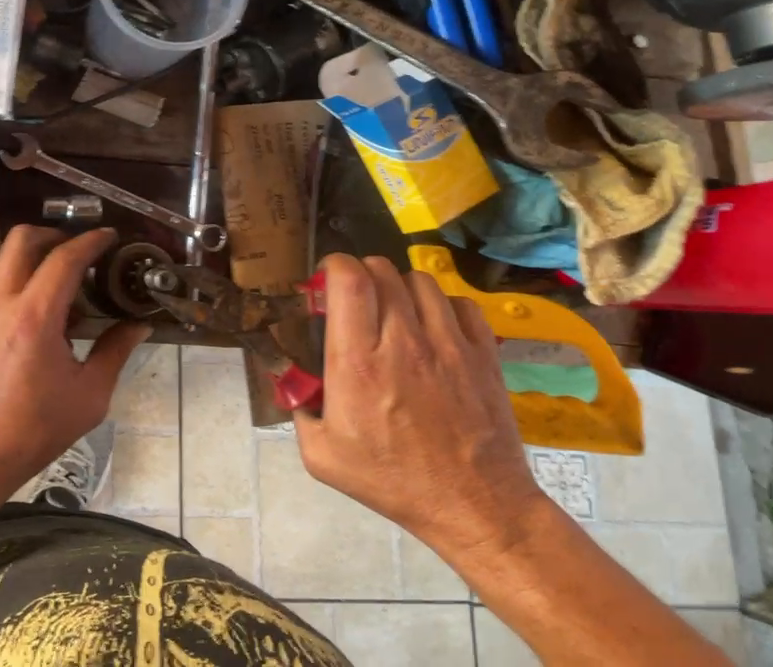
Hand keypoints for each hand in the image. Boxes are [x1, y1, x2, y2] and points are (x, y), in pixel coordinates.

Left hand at [0, 225, 150, 498]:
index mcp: (34, 318)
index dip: (91, 242)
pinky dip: (26, 284)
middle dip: (55, 235)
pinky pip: (2, 285)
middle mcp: (2, 303)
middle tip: (84, 253)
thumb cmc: (35, 430)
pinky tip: (50, 318)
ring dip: (39, 260)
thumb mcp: (89, 395)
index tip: (112, 236)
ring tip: (72, 293)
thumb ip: (115, 350)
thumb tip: (139, 324)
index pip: (63, 259)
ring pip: (8, 260)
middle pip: (22, 239)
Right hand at [295, 254, 545, 558]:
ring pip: (420, 280)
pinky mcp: (483, 354)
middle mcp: (402, 342)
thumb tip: (289, 377)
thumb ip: (298, 408)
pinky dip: (442, 305)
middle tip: (354, 298)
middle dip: (361, 273)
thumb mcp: (321, 455)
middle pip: (381, 270)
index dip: (333, 266)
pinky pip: (460, 303)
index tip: (324, 283)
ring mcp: (449, 345)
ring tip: (394, 310)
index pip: (348, 279)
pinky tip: (433, 327)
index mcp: (357, 362)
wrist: (475, 506)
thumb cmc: (392, 481)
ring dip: (400, 287)